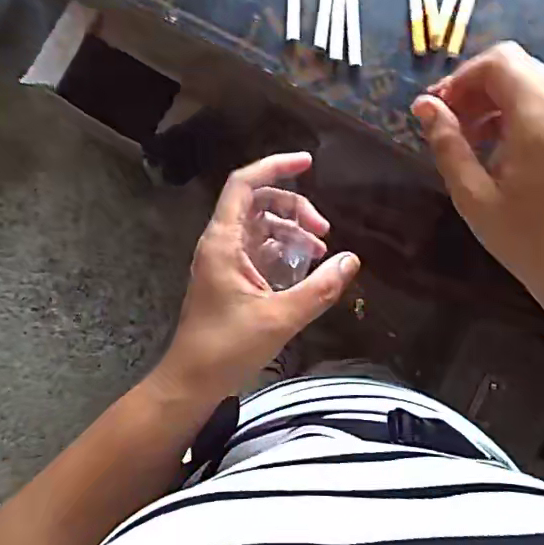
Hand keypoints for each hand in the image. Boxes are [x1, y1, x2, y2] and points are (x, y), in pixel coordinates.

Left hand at [158, 153, 360, 400]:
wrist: (192, 382)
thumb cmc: (226, 348)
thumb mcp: (279, 318)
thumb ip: (319, 289)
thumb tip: (352, 261)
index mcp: (223, 241)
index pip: (244, 185)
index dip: (275, 167)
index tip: (307, 162)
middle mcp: (222, 244)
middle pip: (258, 203)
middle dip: (294, 207)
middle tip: (324, 230)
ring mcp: (225, 261)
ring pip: (261, 227)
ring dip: (292, 231)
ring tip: (320, 253)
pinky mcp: (231, 279)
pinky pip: (260, 251)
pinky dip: (284, 252)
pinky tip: (305, 270)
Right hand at [411, 42, 543, 325]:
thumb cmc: (527, 241)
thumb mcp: (474, 197)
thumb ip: (448, 144)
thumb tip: (423, 106)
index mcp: (540, 120)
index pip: (499, 62)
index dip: (461, 77)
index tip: (437, 107)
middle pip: (516, 66)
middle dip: (475, 86)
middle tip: (447, 122)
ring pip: (532, 81)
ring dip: (495, 98)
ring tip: (469, 139)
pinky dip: (518, 111)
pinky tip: (499, 146)